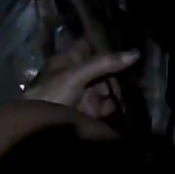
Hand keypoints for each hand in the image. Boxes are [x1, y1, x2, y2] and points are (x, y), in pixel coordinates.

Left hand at [23, 39, 138, 117]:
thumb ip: (105, 63)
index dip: (109, 44)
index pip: (92, 45)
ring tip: (136, 88)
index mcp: (70, 59)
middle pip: (105, 67)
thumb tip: (135, 53)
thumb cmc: (51, 95)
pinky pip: (109, 105)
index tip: (130, 44)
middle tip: (137, 72)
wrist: (37, 129)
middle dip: (120, 70)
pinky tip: (130, 102)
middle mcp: (79, 73)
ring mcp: (85, 92)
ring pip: (109, 86)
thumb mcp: (76, 75)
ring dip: (122, 88)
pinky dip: (118, 104)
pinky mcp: (90, 111)